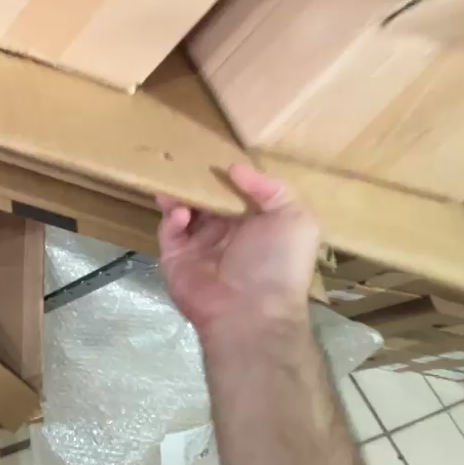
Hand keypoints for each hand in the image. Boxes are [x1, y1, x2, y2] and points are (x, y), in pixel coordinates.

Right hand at [156, 163, 319, 340]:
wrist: (248, 311)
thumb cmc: (276, 263)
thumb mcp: (295, 221)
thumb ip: (272, 189)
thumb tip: (234, 167)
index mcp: (256, 225)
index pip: (237, 193)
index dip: (226, 175)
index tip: (213, 153)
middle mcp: (226, 233)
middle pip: (206, 199)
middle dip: (197, 181)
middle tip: (183, 160)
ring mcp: (198, 244)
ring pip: (183, 209)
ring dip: (179, 194)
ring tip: (176, 182)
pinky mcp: (174, 254)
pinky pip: (168, 228)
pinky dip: (171, 216)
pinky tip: (180, 213)